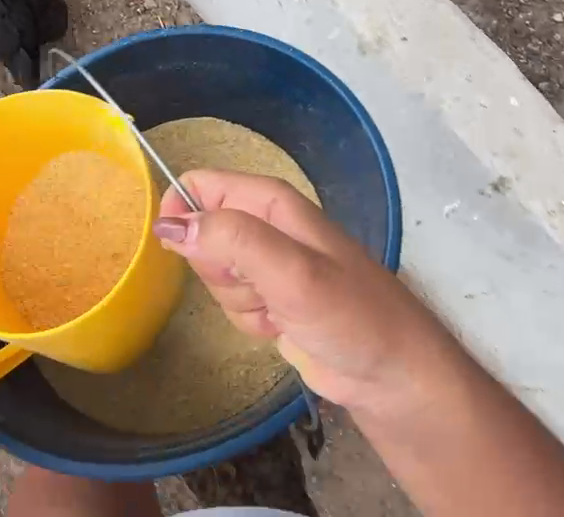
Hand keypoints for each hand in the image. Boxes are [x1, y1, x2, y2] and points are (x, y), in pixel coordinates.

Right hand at [153, 169, 420, 413]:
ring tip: (277, 309)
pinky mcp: (269, 298)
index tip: (186, 252)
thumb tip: (170, 226)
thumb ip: (232, 240)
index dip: (183, 215)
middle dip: (217, 268)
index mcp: (269, 200)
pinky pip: (230, 302)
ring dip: (237, 299)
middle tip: (256, 285)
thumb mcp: (292, 271)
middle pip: (201, 233)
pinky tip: (279, 327)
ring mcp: (266, 263)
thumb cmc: (352, 314)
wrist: (393, 376)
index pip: (199, 186)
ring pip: (212, 273)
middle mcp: (265, 224)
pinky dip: (249, 320)